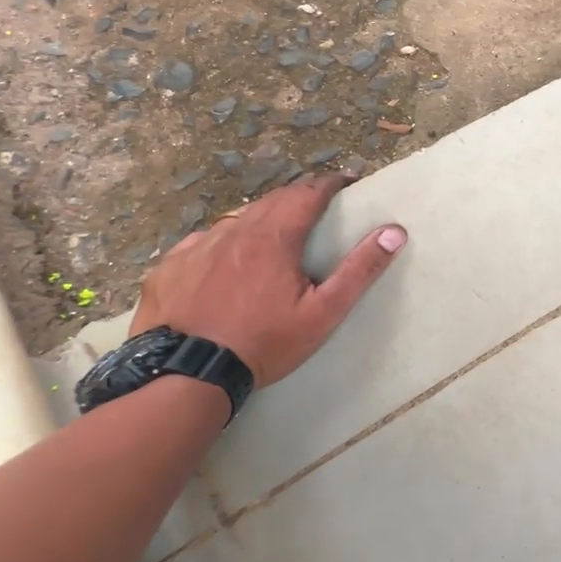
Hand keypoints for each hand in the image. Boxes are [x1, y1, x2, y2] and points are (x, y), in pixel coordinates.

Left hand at [130, 174, 404, 387]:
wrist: (182, 380)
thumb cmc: (263, 343)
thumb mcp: (324, 311)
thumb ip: (360, 269)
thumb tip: (394, 231)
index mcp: (273, 239)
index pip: (306, 194)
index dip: (330, 183)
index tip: (347, 182)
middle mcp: (233, 234)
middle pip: (271, 200)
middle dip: (299, 196)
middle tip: (318, 204)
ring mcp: (194, 250)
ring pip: (236, 218)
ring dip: (262, 216)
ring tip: (275, 229)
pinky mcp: (166, 270)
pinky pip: (201, 241)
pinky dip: (223, 239)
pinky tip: (225, 256)